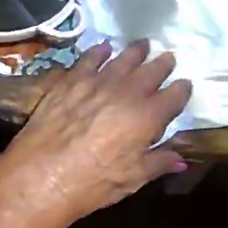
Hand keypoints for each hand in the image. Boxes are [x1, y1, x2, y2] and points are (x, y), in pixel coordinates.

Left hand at [0, 41, 192, 227]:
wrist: (42, 173)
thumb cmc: (92, 182)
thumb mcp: (132, 179)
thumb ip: (158, 162)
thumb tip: (181, 157)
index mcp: (147, 117)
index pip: (173, 97)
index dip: (181, 91)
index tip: (185, 85)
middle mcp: (126, 92)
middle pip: (150, 72)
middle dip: (162, 64)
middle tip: (167, 57)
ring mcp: (97, 82)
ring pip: (122, 59)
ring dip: (135, 52)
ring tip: (143, 45)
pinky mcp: (70, 80)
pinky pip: (89, 59)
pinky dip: (99, 51)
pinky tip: (103, 48)